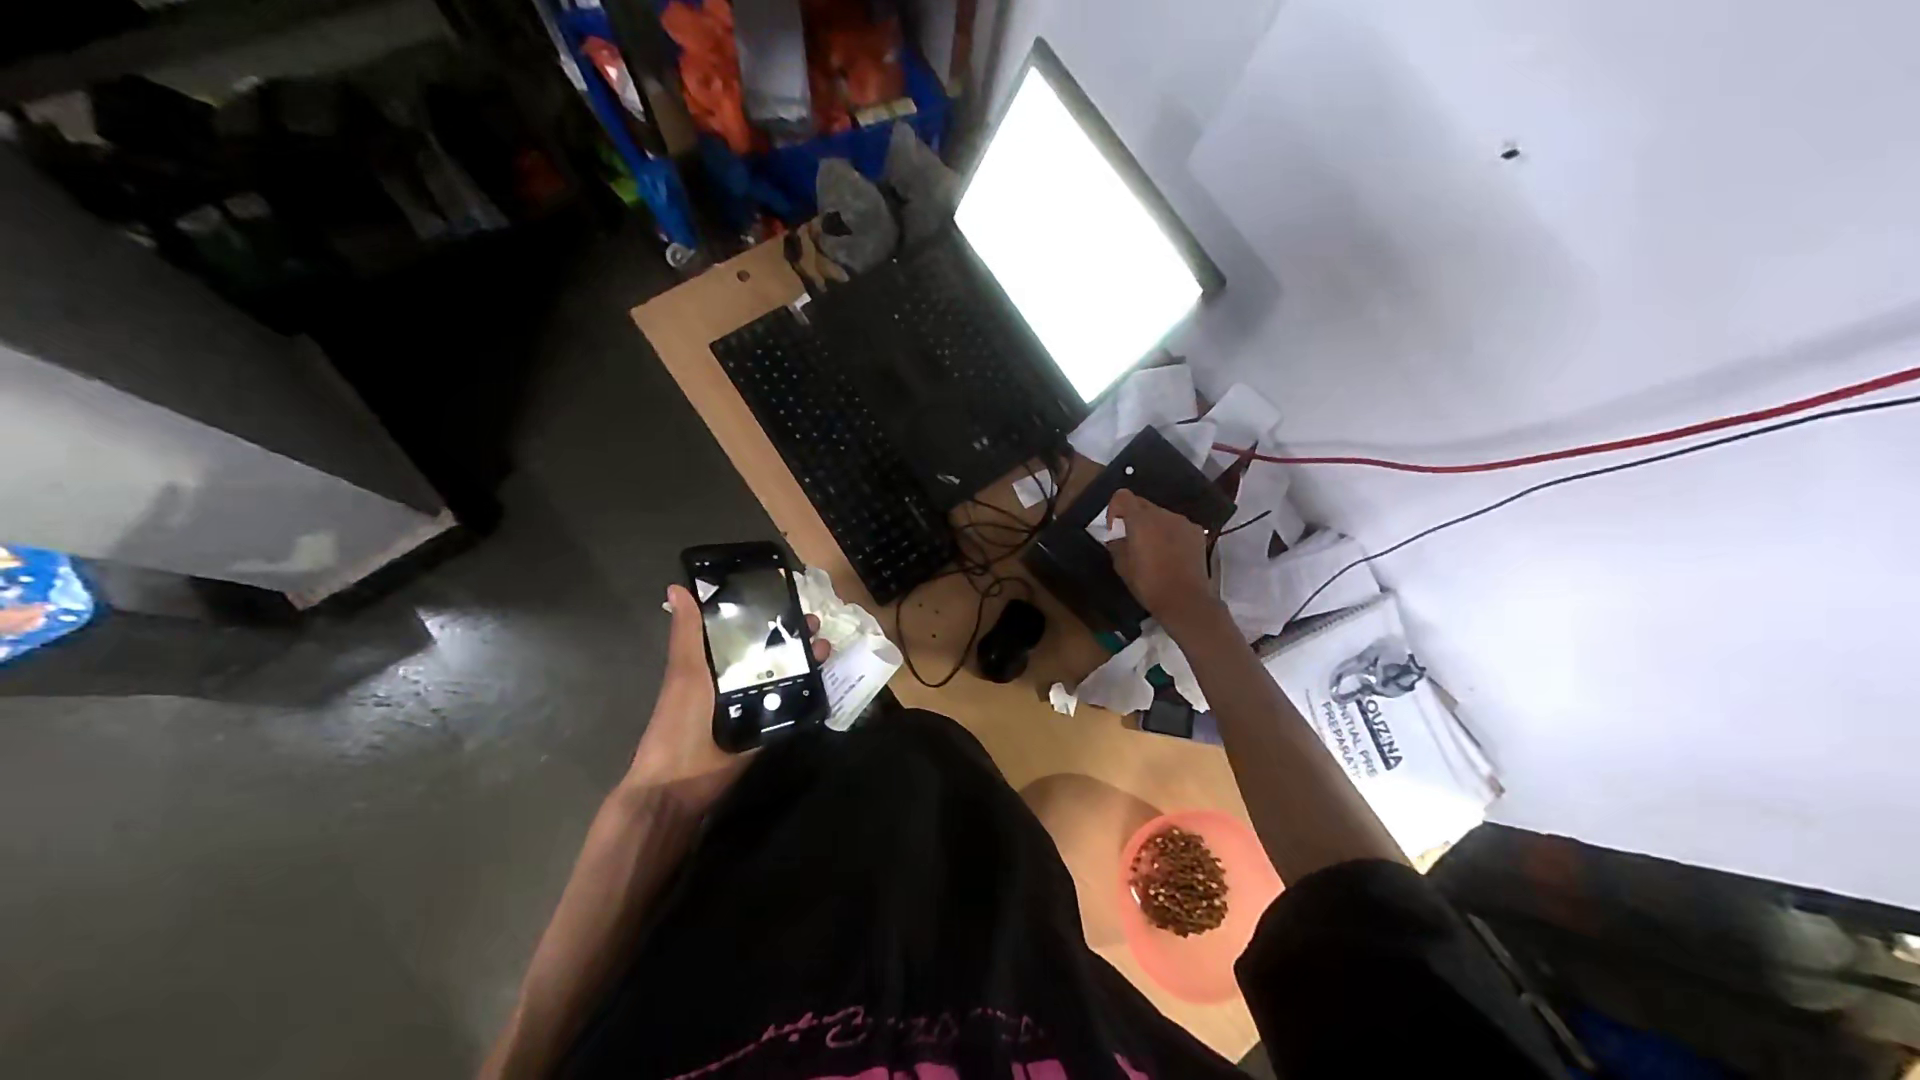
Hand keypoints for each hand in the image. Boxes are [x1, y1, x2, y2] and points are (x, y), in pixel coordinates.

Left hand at [624, 584, 829, 806]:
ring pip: (783, 677)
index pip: (742, 632)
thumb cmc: (678, 722)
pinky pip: (790, 705)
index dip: (764, 615)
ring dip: (805, 661)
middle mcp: (734, 682)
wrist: (680, 784)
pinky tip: (826, 680)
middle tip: (816, 624)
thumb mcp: (684, 672)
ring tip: (825, 648)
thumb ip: (686, 634)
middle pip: (768, 653)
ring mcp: (752, 706)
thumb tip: (676, 588)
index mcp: (712, 665)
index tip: (787, 599)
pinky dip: (807, 692)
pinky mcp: (767, 728)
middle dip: (792, 637)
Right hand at [1107, 490, 1224, 634]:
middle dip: (1133, 517)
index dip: (1114, 509)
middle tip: (1132, 540)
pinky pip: (1177, 525)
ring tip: (1153, 549)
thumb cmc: (1149, 584)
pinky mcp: (1197, 532)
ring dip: (1152, 526)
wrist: (1186, 600)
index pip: (1122, 496)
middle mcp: (1162, 514)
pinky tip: (1171, 554)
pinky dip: (1170, 533)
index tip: (1115, 529)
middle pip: (1142, 504)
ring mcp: (1183, 521)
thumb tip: (1117, 538)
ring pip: (1161, 515)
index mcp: (1141, 520)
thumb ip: (1117, 546)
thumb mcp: (1122, 567)